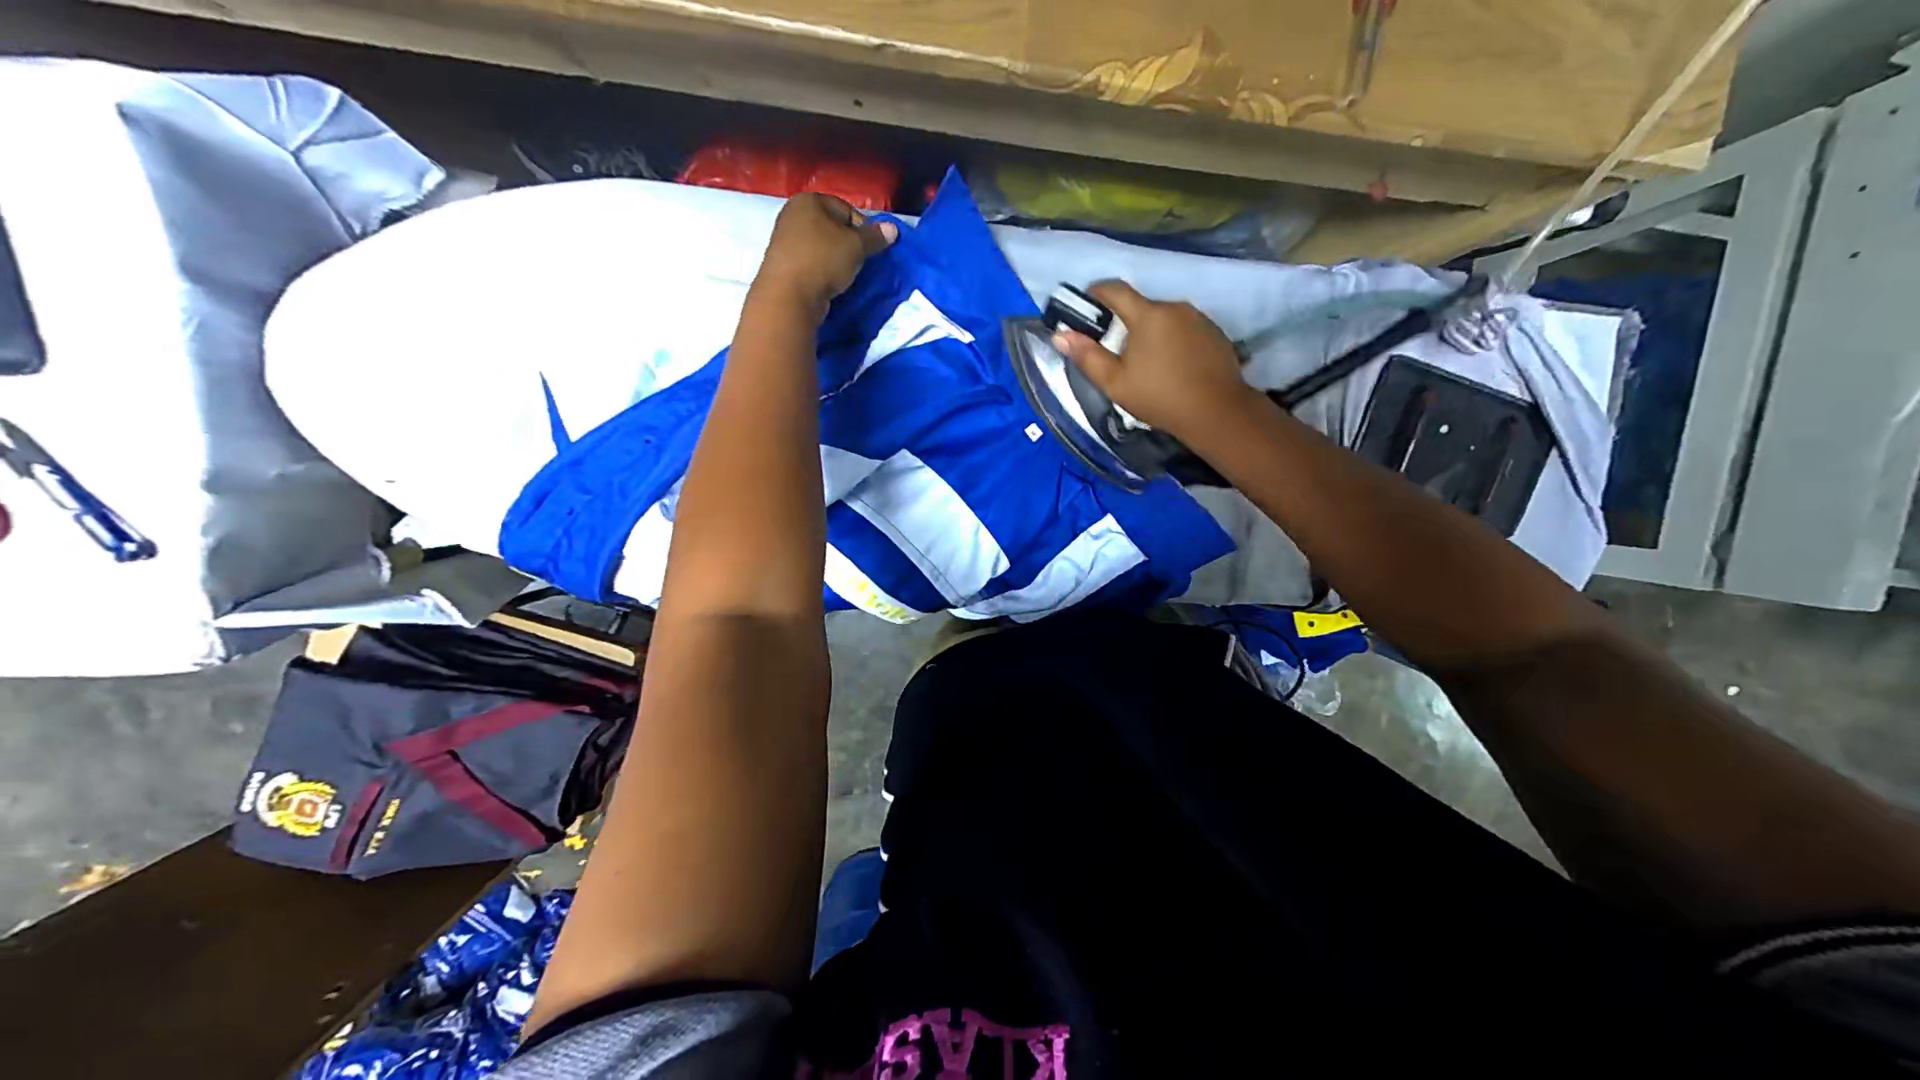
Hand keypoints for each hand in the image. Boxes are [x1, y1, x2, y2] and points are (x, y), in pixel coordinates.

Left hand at [752, 193, 898, 314]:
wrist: (788, 295)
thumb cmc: (823, 260)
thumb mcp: (856, 246)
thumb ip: (875, 237)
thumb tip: (893, 229)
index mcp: (808, 200)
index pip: (846, 209)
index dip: (863, 229)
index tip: (870, 249)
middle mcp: (792, 214)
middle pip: (832, 228)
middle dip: (848, 244)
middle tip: (859, 263)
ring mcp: (784, 239)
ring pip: (821, 246)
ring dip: (835, 259)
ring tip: (845, 275)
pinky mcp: (782, 264)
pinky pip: (810, 262)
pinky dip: (822, 270)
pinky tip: (829, 283)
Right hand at [1052, 281, 1256, 443]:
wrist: (1217, 412)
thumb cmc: (1160, 397)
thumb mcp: (1115, 382)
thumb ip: (1087, 356)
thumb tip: (1060, 335)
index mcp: (1148, 314)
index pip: (1115, 289)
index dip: (1096, 293)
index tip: (1086, 308)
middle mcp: (1175, 307)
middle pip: (1141, 307)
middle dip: (1126, 322)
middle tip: (1117, 352)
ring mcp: (1199, 318)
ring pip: (1164, 318)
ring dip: (1151, 332)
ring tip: (1147, 363)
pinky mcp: (1215, 332)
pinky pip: (1185, 328)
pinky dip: (1174, 340)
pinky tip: (1173, 367)